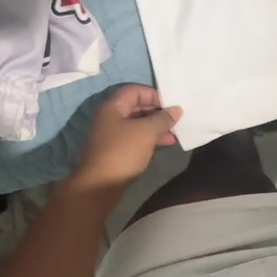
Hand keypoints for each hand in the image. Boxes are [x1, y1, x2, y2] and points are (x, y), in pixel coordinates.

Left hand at [68, 83, 182, 192]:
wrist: (99, 185)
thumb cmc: (122, 152)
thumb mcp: (146, 132)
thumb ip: (163, 118)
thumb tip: (176, 109)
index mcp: (112, 106)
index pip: (135, 90)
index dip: (154, 94)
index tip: (172, 104)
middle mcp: (110, 117)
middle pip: (136, 107)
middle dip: (158, 112)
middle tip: (177, 119)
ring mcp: (111, 135)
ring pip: (137, 124)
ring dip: (156, 127)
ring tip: (176, 134)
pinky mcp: (115, 150)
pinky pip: (135, 138)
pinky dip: (150, 139)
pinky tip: (165, 144)